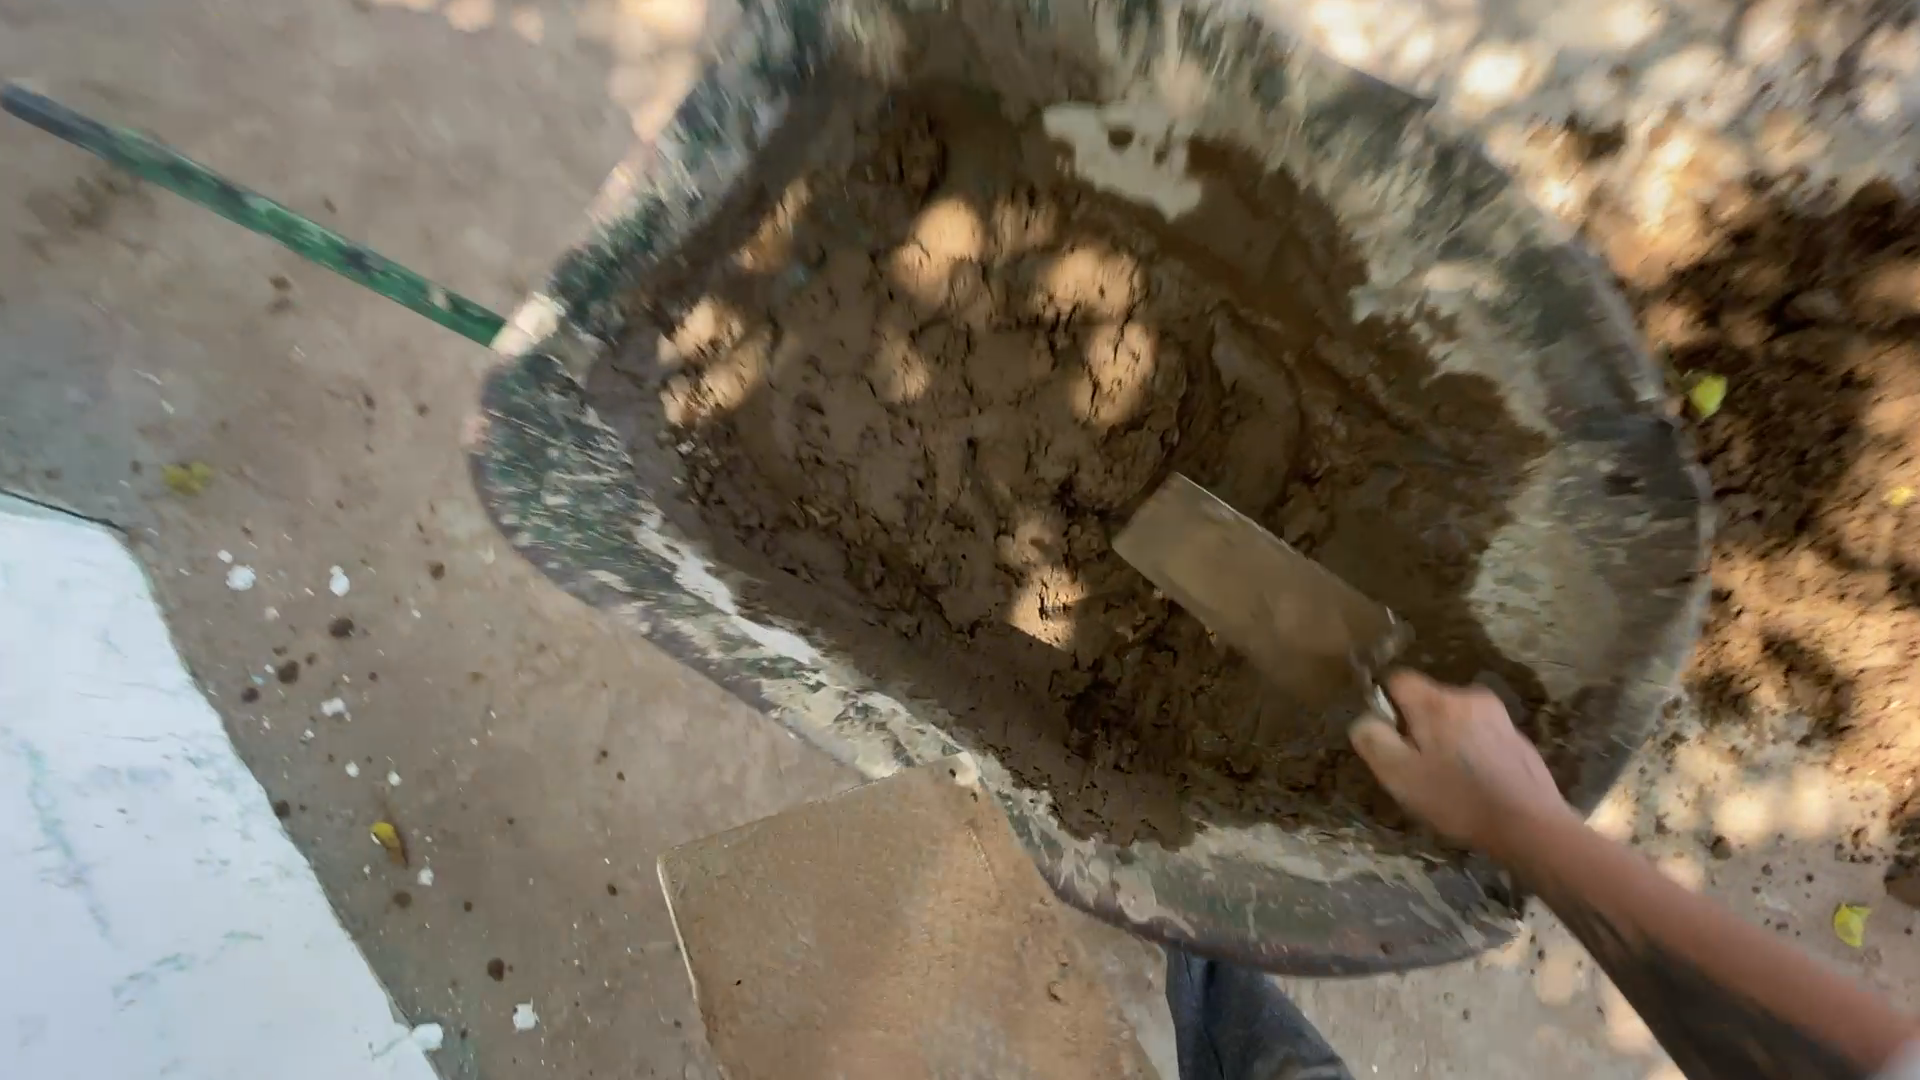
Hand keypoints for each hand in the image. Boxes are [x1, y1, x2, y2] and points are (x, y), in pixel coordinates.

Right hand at [1348, 670, 1574, 857]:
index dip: (1385, 703)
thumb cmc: (1457, 799)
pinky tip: (1473, 782)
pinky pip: (1478, 733)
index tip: (1390, 735)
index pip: (1396, 679)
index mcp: (1437, 702)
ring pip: (1453, 716)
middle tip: (1416, 762)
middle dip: (1416, 723)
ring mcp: (1498, 717)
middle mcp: (1469, 697)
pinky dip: (1469, 749)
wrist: (1533, 829)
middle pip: (1426, 699)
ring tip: (1446, 775)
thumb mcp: (1397, 773)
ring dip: (1443, 736)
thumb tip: (1365, 719)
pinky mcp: (1518, 738)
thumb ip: (1372, 737)